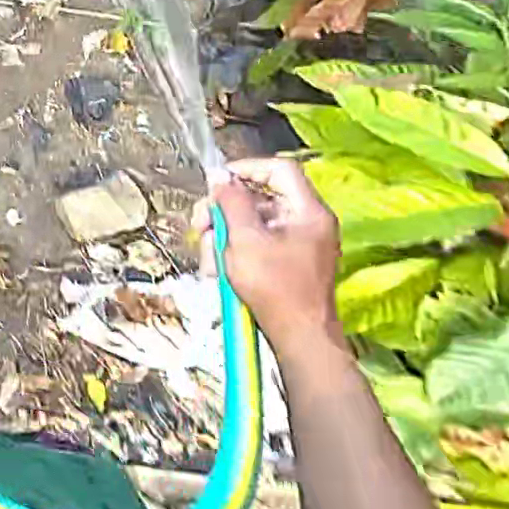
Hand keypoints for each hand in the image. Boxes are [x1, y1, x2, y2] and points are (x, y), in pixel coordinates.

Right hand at [195, 157, 344, 356]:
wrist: (300, 340)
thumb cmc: (275, 287)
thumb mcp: (245, 239)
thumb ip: (231, 201)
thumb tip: (219, 174)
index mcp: (308, 211)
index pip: (279, 169)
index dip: (246, 168)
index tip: (217, 183)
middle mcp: (307, 222)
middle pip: (259, 197)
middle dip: (224, 209)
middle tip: (200, 223)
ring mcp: (299, 243)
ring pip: (251, 222)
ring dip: (223, 234)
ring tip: (209, 255)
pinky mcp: (288, 261)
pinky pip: (256, 242)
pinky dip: (234, 250)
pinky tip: (219, 268)